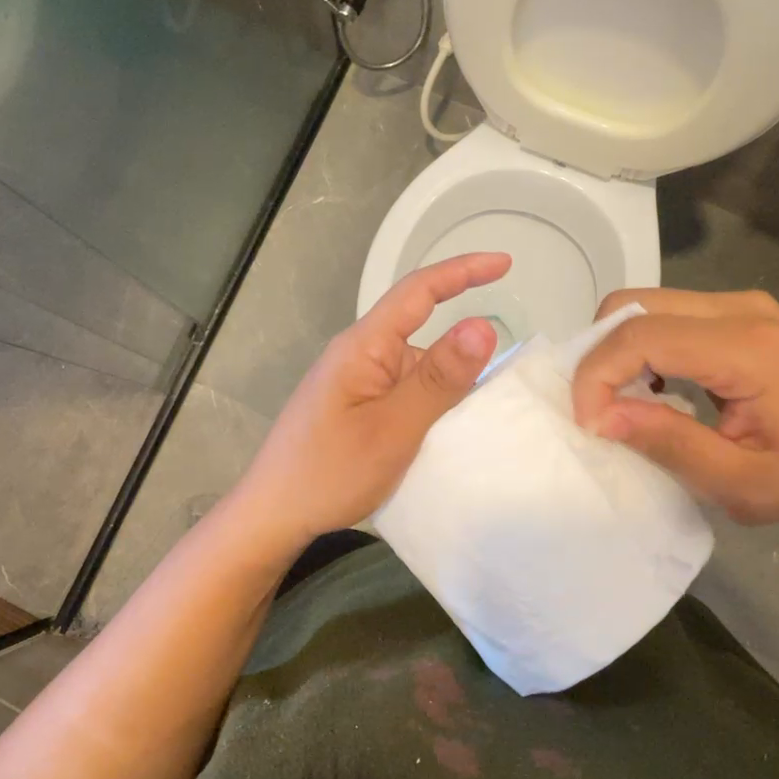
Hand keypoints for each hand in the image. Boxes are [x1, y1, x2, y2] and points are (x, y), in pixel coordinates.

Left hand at [235, 252, 510, 545]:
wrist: (273, 514)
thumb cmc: (329, 472)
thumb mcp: (394, 428)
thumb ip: (438, 379)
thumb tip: (483, 325)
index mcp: (363, 347)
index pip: (418, 291)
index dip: (463, 271)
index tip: (505, 264)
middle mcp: (358, 356)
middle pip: (420, 331)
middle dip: (463, 348)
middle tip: (505, 382)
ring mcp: (355, 383)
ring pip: (415, 368)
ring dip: (447, 385)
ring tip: (483, 417)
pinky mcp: (354, 408)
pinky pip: (402, 393)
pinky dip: (430, 404)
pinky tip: (447, 432)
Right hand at [570, 289, 778, 530]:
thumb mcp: (738, 483)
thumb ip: (667, 443)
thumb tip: (599, 417)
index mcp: (748, 349)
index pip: (641, 336)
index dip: (596, 375)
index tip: (588, 424)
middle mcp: (743, 310)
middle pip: (635, 305)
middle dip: (599, 356)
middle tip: (599, 410)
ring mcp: (744, 305)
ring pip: (647, 304)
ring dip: (619, 350)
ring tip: (623, 403)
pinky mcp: (742, 313)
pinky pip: (669, 313)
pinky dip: (643, 345)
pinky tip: (654, 387)